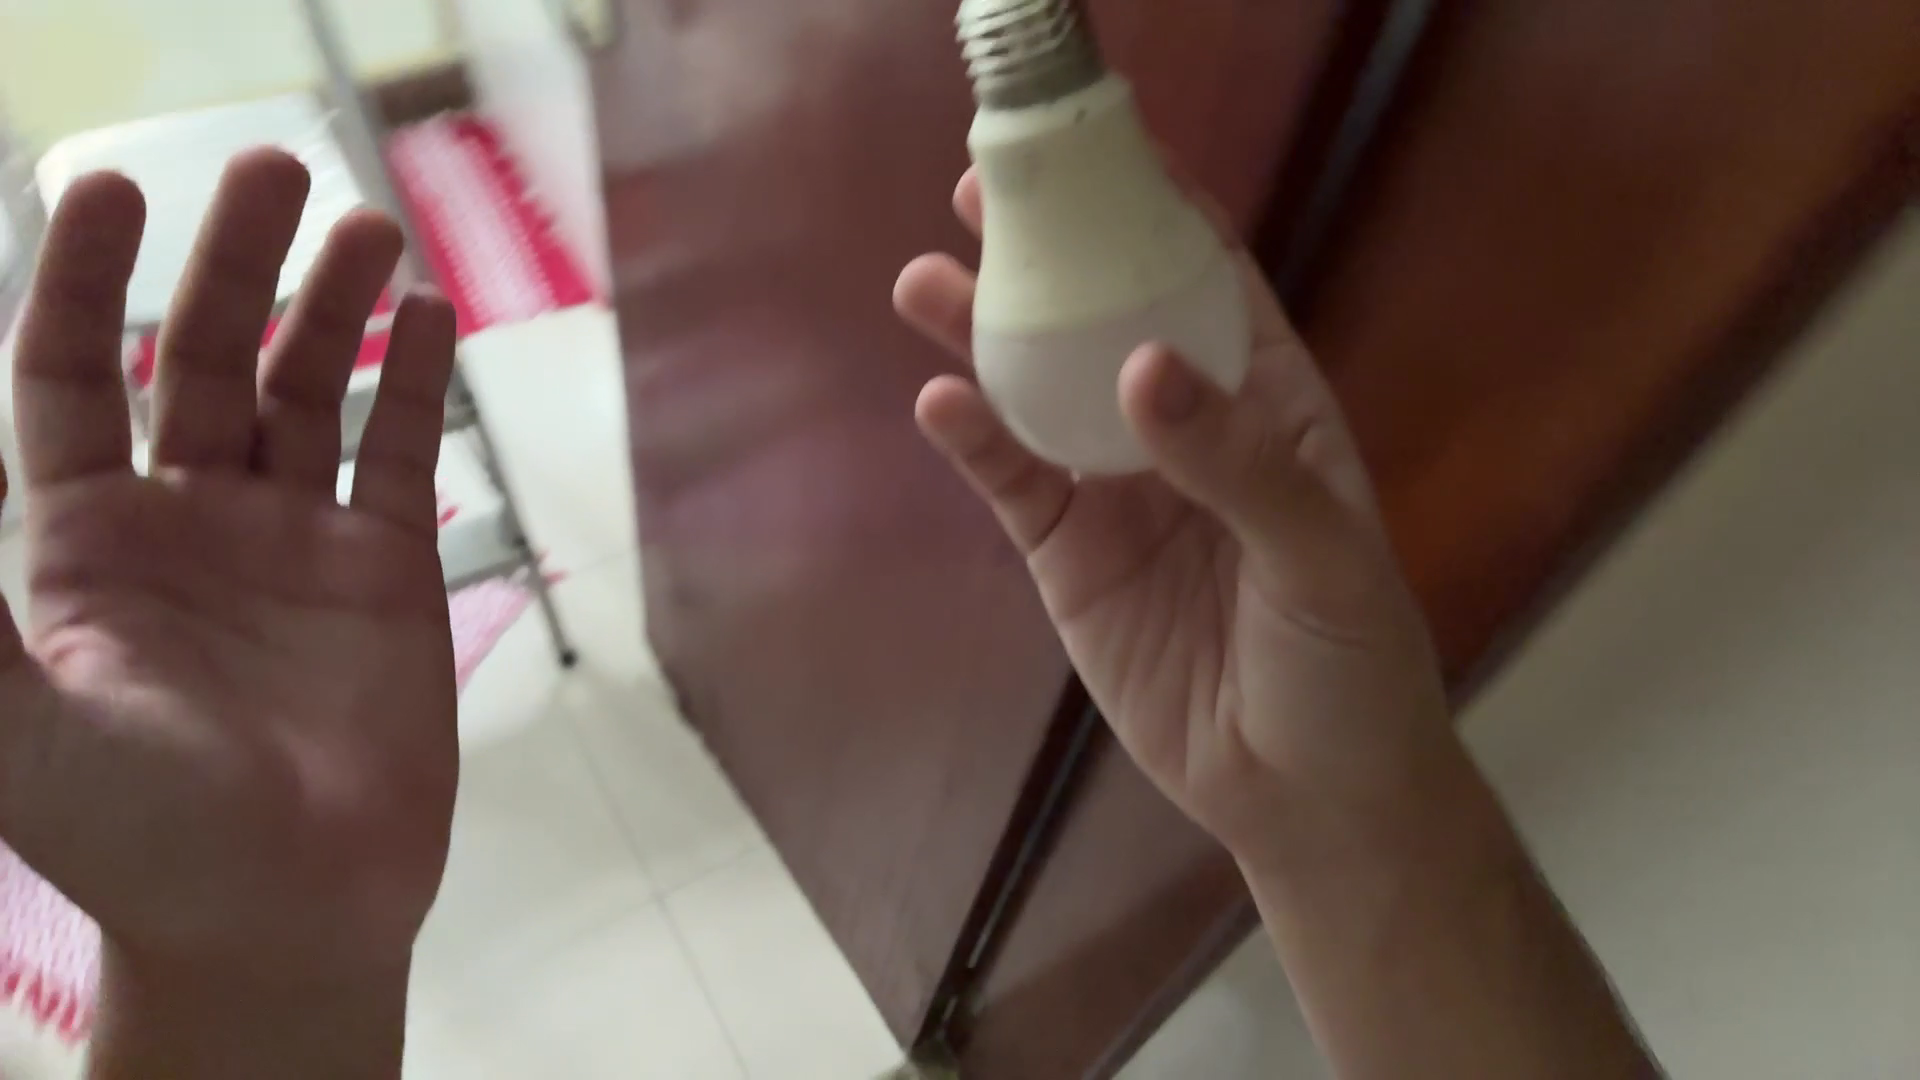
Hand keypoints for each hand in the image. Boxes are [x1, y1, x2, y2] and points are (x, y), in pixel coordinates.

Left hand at [0, 149, 456, 1031]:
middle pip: (214, 361)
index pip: (71, 374)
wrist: (300, 892)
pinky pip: (406, 459)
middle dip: (241, 265)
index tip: (115, 185)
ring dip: (344, 312)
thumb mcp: (18, 718)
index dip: (81, 277)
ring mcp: (303, 541)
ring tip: (378, 234)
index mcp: (78, 539)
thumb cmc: (148, 826)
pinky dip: (419, 389)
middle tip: (286, 174)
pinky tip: (433, 328)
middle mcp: (192, 520)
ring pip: (321, 399)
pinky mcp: (392, 568)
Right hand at [893, 168, 1457, 861]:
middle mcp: (1181, 433)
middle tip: (981, 199)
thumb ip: (1236, 461)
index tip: (1099, 150)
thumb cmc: (1344, 665)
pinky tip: (940, 403)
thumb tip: (1141, 367)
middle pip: (1105, 328)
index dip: (1156, 214)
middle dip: (1049, 264)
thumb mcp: (1319, 556)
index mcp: (1265, 405)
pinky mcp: (1068, 555)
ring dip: (987, 341)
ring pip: (1040, 398)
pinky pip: (1016, 486)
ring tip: (926, 283)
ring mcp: (1115, 493)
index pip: (1208, 286)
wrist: (1297, 790)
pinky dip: (978, 445)